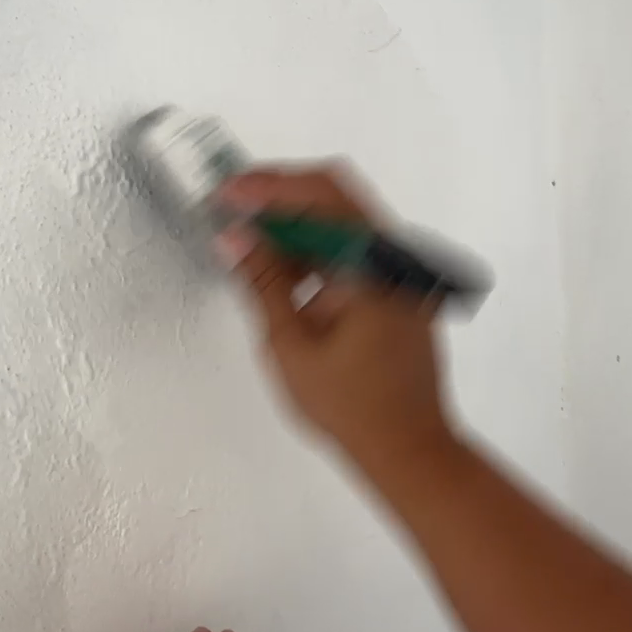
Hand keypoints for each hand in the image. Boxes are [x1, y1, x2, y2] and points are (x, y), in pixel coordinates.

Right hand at [215, 165, 459, 483]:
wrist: (407, 446)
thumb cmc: (348, 404)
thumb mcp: (289, 342)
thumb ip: (262, 281)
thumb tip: (234, 236)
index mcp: (372, 262)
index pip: (318, 193)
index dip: (265, 186)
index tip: (224, 194)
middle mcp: (394, 255)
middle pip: (333, 195)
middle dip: (277, 196)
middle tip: (229, 209)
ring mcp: (399, 271)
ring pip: (340, 221)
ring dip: (292, 223)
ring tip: (245, 242)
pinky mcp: (395, 289)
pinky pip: (351, 250)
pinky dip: (313, 249)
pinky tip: (279, 270)